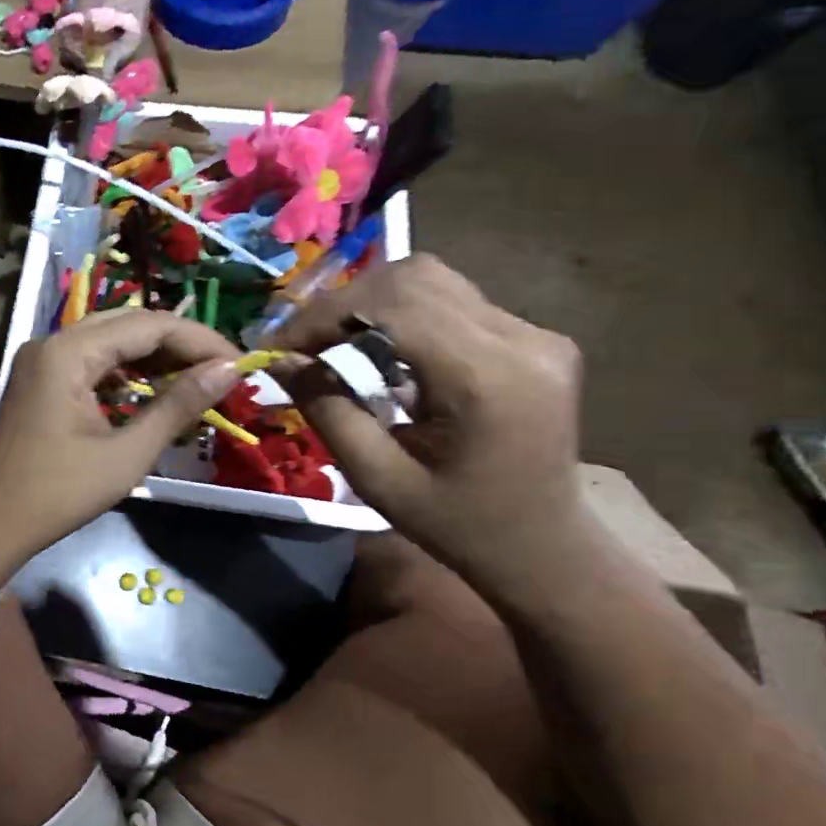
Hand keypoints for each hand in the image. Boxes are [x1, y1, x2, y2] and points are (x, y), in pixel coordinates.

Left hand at [0, 309, 240, 581]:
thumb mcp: (127, 454)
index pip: (148, 325)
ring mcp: (42, 360)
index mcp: (67, 352)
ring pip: (110, 340)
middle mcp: (51, 343)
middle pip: (129, 325)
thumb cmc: (59, 494)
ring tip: (198, 378)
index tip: (241, 362)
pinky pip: (92, 361)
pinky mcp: (40, 380)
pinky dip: (127, 371)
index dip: (200, 340)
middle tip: (224, 370)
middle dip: (180, 344)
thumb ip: (178, 407)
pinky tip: (154, 388)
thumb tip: (229, 370)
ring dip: (155, 357)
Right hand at [277, 256, 588, 569]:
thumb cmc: (458, 526)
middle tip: (304, 344)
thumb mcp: (379, 481)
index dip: (326, 315)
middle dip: (344, 305)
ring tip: (335, 343)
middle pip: (414, 279)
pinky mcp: (534, 337)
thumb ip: (328, 412)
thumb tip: (282, 360)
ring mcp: (534, 333)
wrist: (544, 546)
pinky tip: (381, 351)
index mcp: (486, 380)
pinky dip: (401, 315)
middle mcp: (520, 340)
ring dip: (371, 304)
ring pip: (432, 281)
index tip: (280, 346)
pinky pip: (453, 302)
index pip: (394, 306)